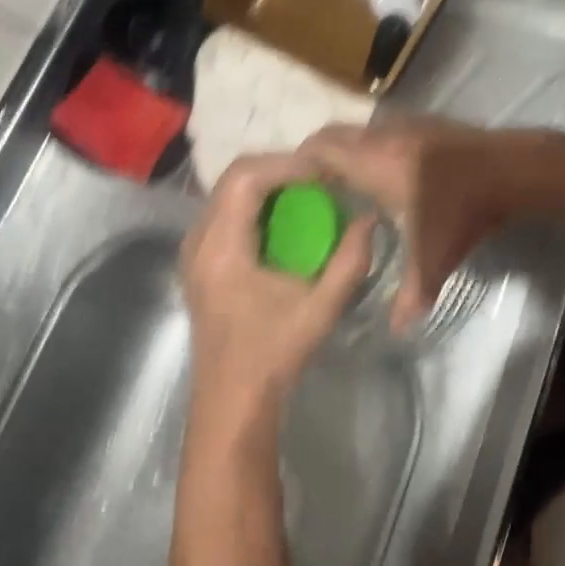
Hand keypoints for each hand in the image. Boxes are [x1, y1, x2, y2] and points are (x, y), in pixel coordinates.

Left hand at [180, 153, 374, 427]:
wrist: (231, 401)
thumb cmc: (273, 354)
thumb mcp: (322, 307)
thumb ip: (350, 260)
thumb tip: (370, 218)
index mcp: (222, 248)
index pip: (245, 177)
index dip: (287, 164)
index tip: (326, 173)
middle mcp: (199, 241)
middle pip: (234, 176)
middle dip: (280, 167)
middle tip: (321, 178)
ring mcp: (194, 250)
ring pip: (228, 190)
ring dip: (269, 182)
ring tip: (309, 191)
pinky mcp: (200, 260)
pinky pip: (226, 210)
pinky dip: (258, 201)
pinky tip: (288, 218)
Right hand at [299, 121, 512, 332]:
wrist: (513, 169)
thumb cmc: (464, 210)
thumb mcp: (436, 257)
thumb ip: (412, 293)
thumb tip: (395, 329)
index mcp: (374, 162)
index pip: (320, 149)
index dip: (297, 163)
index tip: (286, 186)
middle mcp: (385, 136)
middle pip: (335, 134)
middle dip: (316, 155)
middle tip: (309, 188)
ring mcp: (409, 125)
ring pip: (362, 130)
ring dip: (347, 148)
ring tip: (342, 182)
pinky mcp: (429, 124)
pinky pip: (386, 130)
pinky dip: (374, 145)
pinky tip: (384, 174)